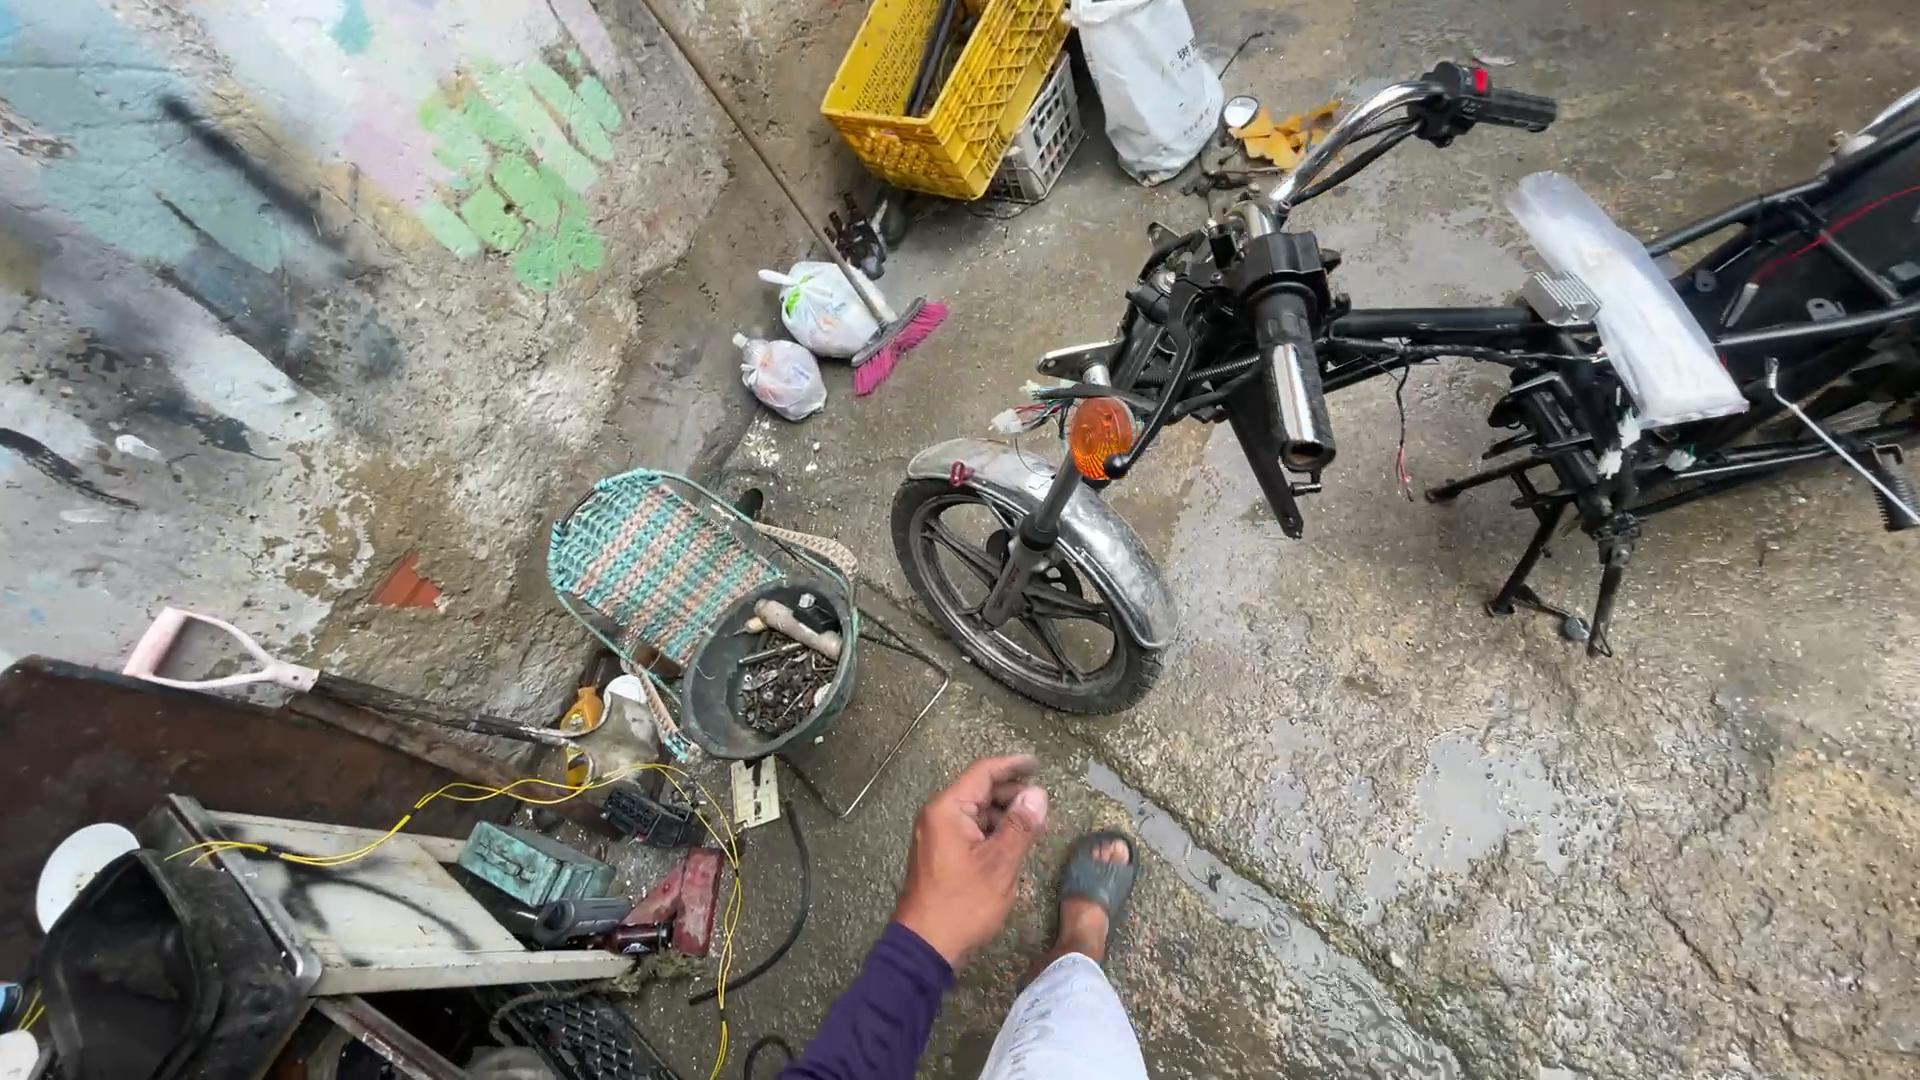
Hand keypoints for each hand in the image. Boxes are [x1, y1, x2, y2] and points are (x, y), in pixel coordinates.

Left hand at [893, 755, 1049, 967]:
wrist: (925, 946)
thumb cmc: (962, 904)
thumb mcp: (999, 864)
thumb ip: (1020, 826)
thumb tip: (1038, 794)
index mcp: (948, 809)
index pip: (983, 773)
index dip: (1012, 766)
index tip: (1037, 764)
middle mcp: (938, 814)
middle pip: (979, 790)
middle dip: (1012, 794)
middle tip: (1042, 804)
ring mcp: (936, 833)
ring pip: (976, 812)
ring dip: (1003, 815)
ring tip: (1033, 826)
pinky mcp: (939, 851)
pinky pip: (969, 829)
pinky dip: (991, 831)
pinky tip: (1012, 844)